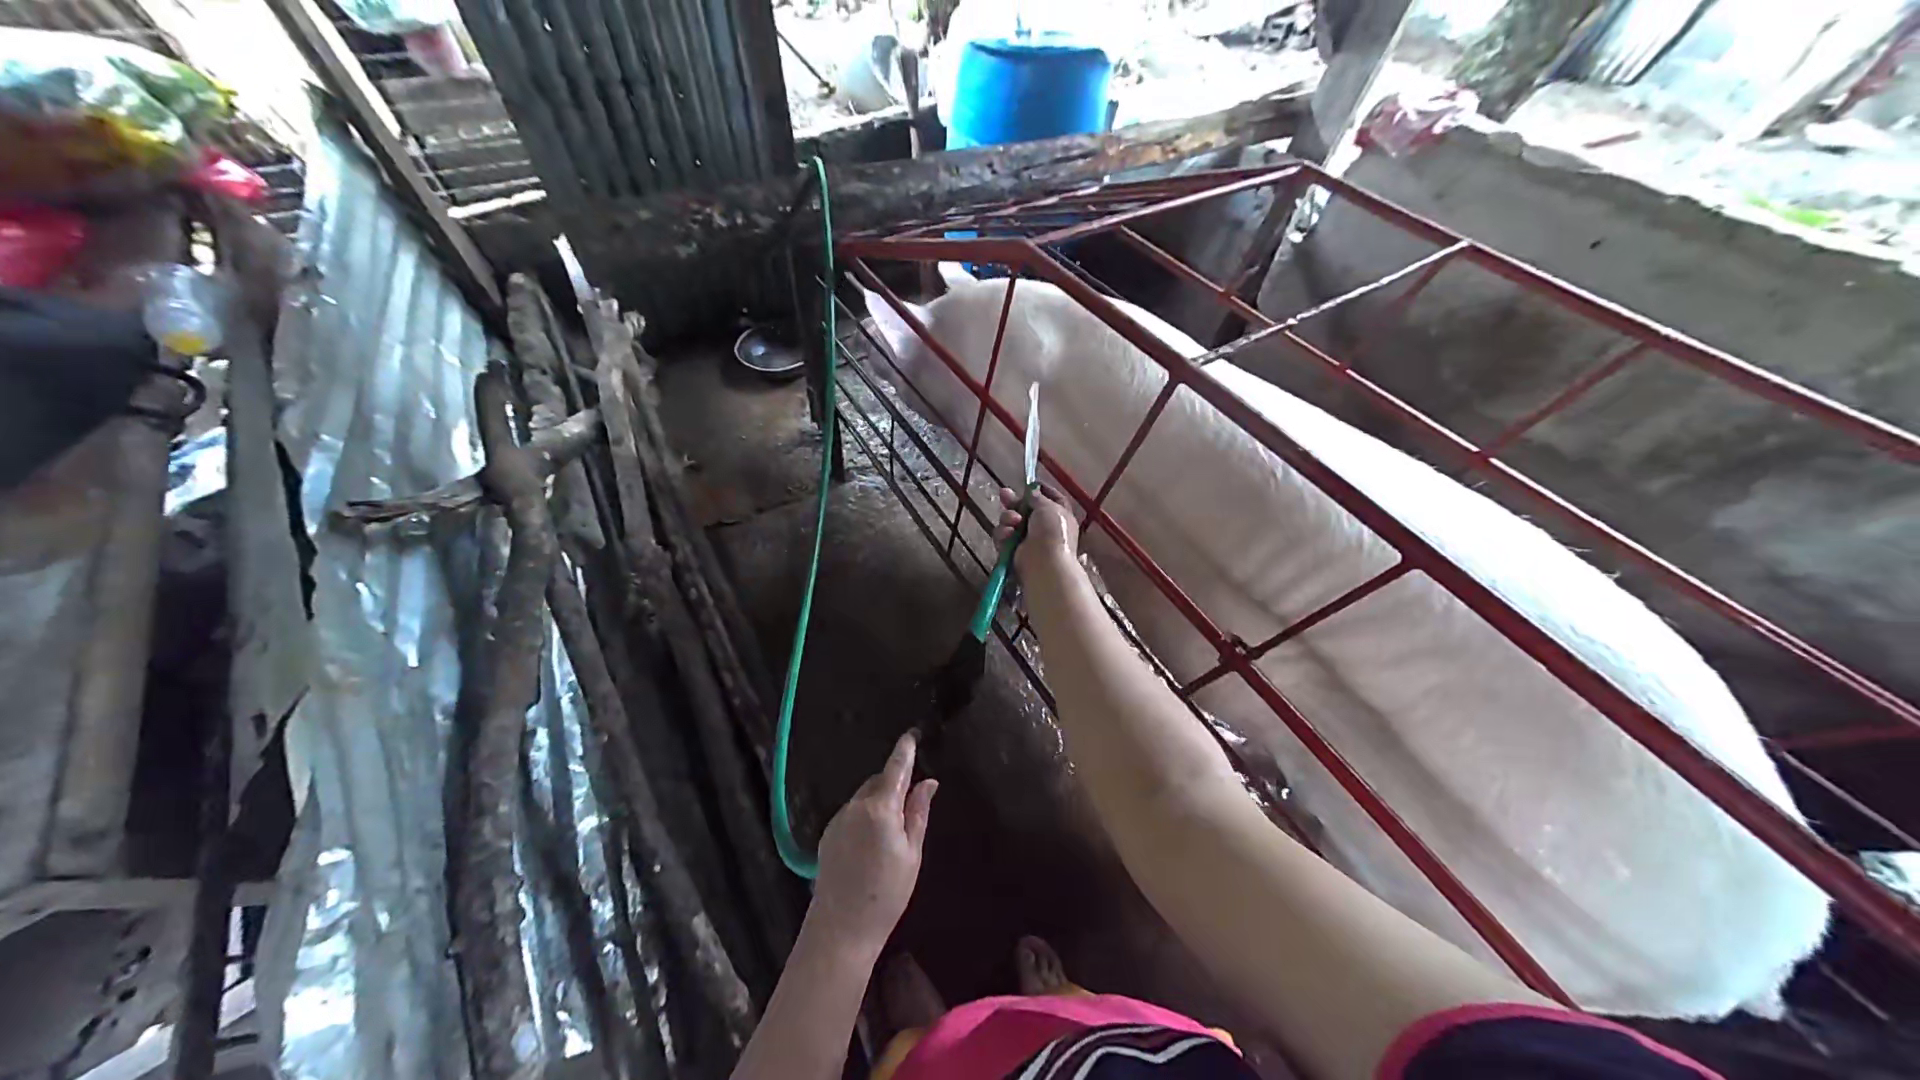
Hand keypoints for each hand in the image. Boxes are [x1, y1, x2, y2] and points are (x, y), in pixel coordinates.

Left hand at [811, 731, 937, 954]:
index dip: (905, 750)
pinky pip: (852, 811)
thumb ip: (918, 812)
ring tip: (893, 826)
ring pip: (864, 796)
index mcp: (880, 807)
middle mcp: (855, 806)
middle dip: (894, 781)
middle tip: (911, 797)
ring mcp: (838, 819)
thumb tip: (928, 782)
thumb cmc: (887, 893)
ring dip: (879, 798)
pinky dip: (865, 813)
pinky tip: (873, 840)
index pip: (895, 769)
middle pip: (878, 781)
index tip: (912, 734)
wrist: (840, 928)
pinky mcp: (828, 833)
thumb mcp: (912, 853)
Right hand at [995, 486, 1076, 574]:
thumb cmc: (1052, 532)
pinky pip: (1003, 537)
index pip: (1051, 499)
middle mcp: (1044, 527)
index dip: (1040, 490)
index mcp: (1059, 516)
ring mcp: (1027, 540)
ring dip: (1008, 518)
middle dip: (1013, 502)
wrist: (1044, 563)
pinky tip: (1008, 535)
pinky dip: (1003, 535)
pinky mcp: (1012, 551)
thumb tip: (1032, 492)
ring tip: (1013, 521)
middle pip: (1025, 509)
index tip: (1029, 483)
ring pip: (1010, 521)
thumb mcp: (1049, 506)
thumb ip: (1037, 497)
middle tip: (1003, 494)